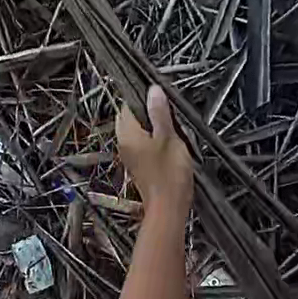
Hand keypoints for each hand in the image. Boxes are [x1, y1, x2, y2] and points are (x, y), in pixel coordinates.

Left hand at [116, 85, 193, 212]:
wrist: (169, 208)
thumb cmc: (169, 175)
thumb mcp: (168, 137)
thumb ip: (160, 113)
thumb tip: (153, 91)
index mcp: (127, 134)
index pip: (128, 105)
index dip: (145, 98)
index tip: (162, 98)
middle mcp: (124, 144)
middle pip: (133, 117)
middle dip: (151, 113)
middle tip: (170, 116)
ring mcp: (130, 155)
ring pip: (139, 131)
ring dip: (155, 127)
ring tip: (173, 131)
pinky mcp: (140, 165)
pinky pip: (144, 144)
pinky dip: (156, 141)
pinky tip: (170, 145)